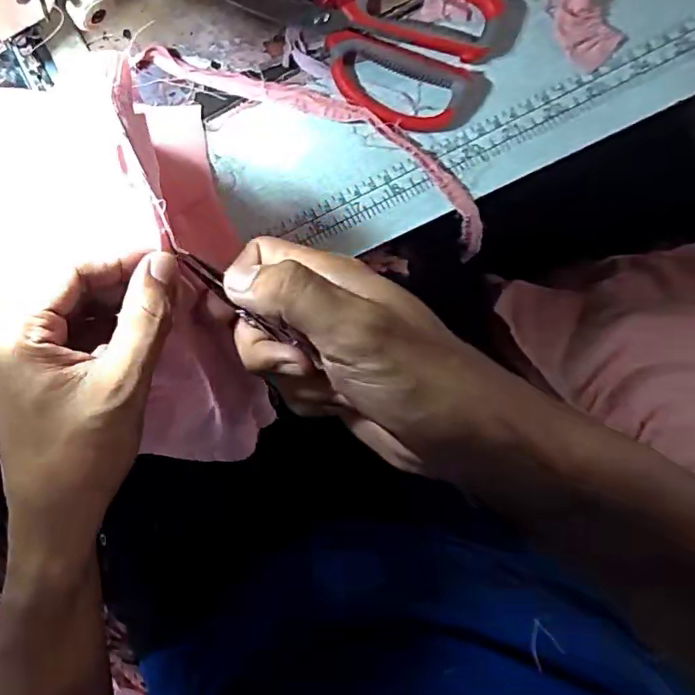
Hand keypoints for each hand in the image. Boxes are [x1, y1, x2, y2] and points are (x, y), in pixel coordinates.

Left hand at [0, 252, 176, 567]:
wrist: (55, 521)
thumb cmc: (84, 455)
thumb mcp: (122, 382)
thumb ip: (144, 317)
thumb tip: (164, 260)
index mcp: (13, 329)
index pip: (72, 270)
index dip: (123, 260)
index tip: (170, 261)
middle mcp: (4, 330)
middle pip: (71, 286)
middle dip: (123, 284)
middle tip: (172, 287)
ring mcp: (15, 349)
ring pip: (75, 306)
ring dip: (117, 305)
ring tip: (162, 308)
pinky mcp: (30, 367)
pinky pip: (71, 330)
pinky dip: (105, 327)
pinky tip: (138, 331)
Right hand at [218, 237, 535, 477]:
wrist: (462, 438)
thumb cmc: (412, 373)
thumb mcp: (351, 326)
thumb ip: (292, 294)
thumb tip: (233, 279)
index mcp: (327, 277)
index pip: (261, 256)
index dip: (239, 281)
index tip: (232, 317)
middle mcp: (320, 305)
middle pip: (254, 311)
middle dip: (263, 344)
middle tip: (300, 362)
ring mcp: (323, 346)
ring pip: (268, 353)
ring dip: (287, 377)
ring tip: (329, 386)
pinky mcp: (327, 383)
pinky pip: (287, 385)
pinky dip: (304, 399)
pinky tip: (336, 405)